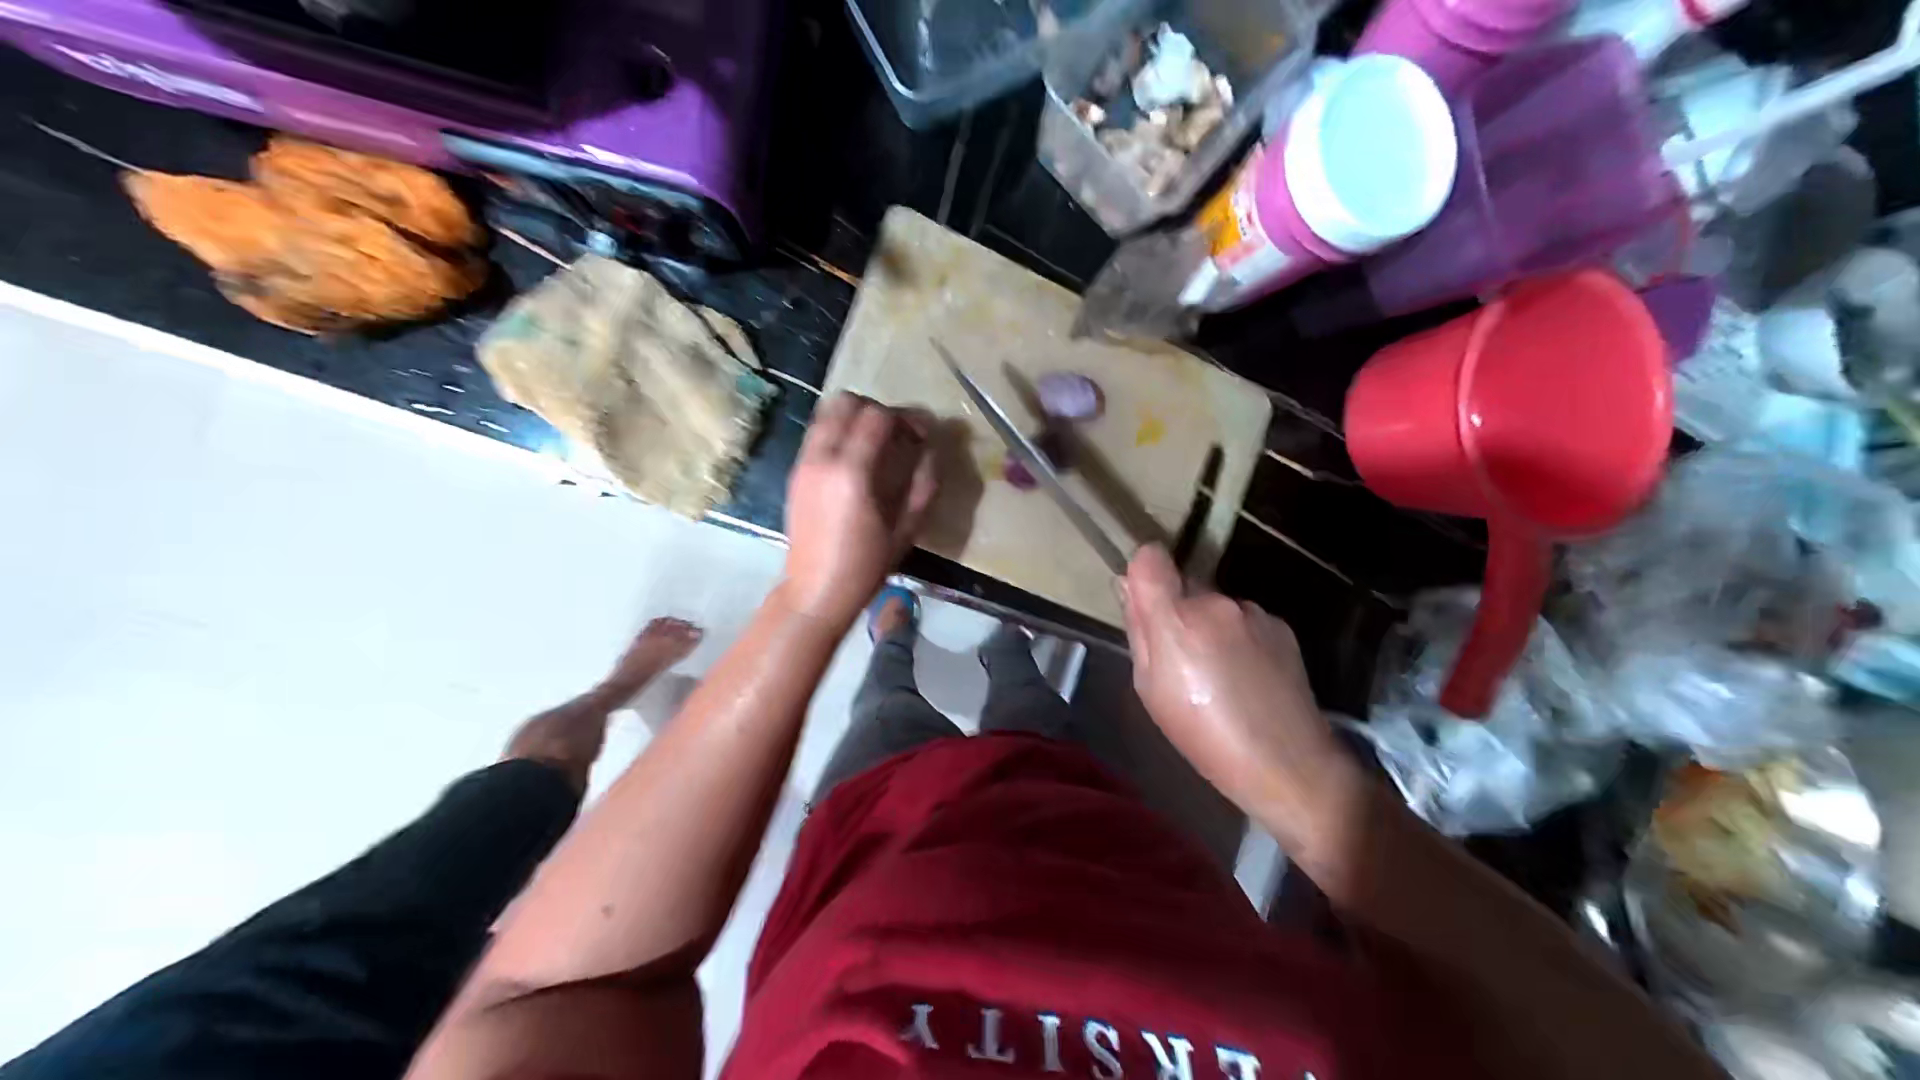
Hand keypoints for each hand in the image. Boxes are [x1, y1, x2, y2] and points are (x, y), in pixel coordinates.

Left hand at [780, 393, 938, 623]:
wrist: (815, 591)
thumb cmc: (866, 566)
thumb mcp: (907, 529)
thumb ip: (923, 483)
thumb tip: (932, 449)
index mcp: (852, 473)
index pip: (878, 416)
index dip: (906, 417)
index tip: (922, 434)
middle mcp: (822, 458)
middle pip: (847, 402)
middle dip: (877, 410)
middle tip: (897, 434)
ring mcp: (803, 463)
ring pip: (826, 411)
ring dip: (854, 416)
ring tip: (874, 442)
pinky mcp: (795, 472)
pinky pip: (816, 432)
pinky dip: (838, 430)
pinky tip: (854, 458)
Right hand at [1121, 544, 1360, 849]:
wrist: (1286, 763)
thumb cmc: (1203, 735)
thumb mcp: (1149, 689)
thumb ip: (1138, 631)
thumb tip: (1130, 590)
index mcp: (1177, 619)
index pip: (1149, 558)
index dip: (1142, 574)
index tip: (1143, 604)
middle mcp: (1216, 603)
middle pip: (1183, 586)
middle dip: (1177, 612)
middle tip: (1182, 660)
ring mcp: (1252, 612)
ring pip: (1215, 605)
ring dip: (1210, 626)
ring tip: (1220, 675)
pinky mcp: (1279, 625)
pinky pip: (1243, 619)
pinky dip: (1238, 638)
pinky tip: (1247, 676)